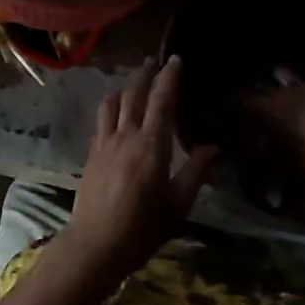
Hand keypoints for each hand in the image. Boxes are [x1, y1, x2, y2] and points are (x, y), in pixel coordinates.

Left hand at [59, 56, 215, 281]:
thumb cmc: (142, 227)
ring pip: (112, 103)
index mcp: (152, 145)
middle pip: (133, 94)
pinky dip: (110, 107)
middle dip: (144, 73)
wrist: (95, 245)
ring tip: (133, 81)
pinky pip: (101, 120)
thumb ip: (195, 172)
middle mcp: (126, 136)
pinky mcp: (91, 154)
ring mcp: (104, 143)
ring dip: (124, 86)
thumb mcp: (178, 204)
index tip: (175, 60)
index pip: (162, 100)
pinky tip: (114, 112)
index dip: (169, 77)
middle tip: (154, 61)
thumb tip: (213, 147)